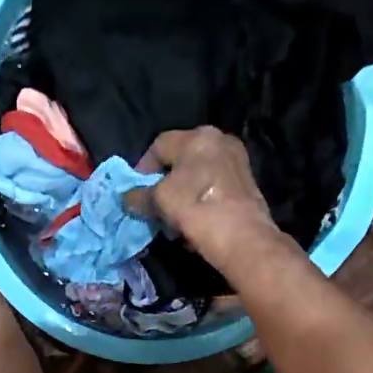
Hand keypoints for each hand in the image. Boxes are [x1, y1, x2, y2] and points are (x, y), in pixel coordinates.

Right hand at [131, 127, 289, 266]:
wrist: (241, 235)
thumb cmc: (195, 208)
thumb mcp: (158, 200)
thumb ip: (139, 195)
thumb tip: (128, 197)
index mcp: (197, 137)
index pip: (159, 145)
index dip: (142, 169)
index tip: (135, 193)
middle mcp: (219, 140)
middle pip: (179, 160)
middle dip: (162, 184)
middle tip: (152, 208)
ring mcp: (235, 160)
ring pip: (195, 175)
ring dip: (179, 195)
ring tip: (172, 220)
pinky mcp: (245, 181)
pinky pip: (211, 187)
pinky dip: (197, 201)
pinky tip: (193, 222)